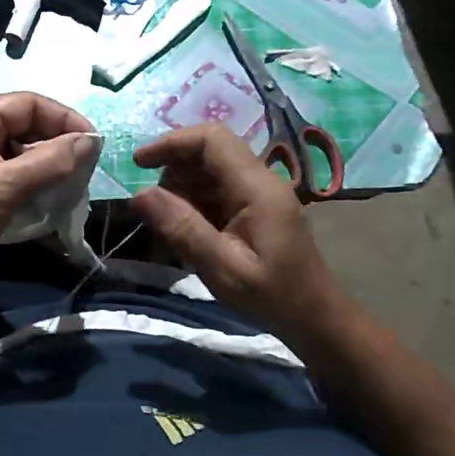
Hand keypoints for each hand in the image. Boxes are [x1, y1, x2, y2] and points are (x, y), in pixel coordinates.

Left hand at [0, 92, 96, 295]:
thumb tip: (91, 141)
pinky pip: (18, 172)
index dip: (63, 117)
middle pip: (27, 125)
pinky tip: (56, 193)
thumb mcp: (5, 187)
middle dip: (59, 141)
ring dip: (52, 163)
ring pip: (25, 150)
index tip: (93, 141)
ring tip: (76, 180)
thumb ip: (50, 162)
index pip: (27, 104)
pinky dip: (39, 180)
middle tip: (87, 164)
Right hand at [132, 123, 349, 340]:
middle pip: (211, 149)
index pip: (212, 139)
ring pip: (214, 168)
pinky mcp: (259, 206)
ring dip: (184, 185)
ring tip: (170, 223)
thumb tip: (140, 194)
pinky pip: (222, 187)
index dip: (172, 143)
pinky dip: (198, 199)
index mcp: (256, 188)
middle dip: (174, 168)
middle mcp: (261, 180)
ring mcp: (262, 192)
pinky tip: (190, 229)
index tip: (139, 163)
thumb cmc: (272, 295)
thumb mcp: (222, 268)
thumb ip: (183, 229)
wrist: (314, 316)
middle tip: (155, 207)